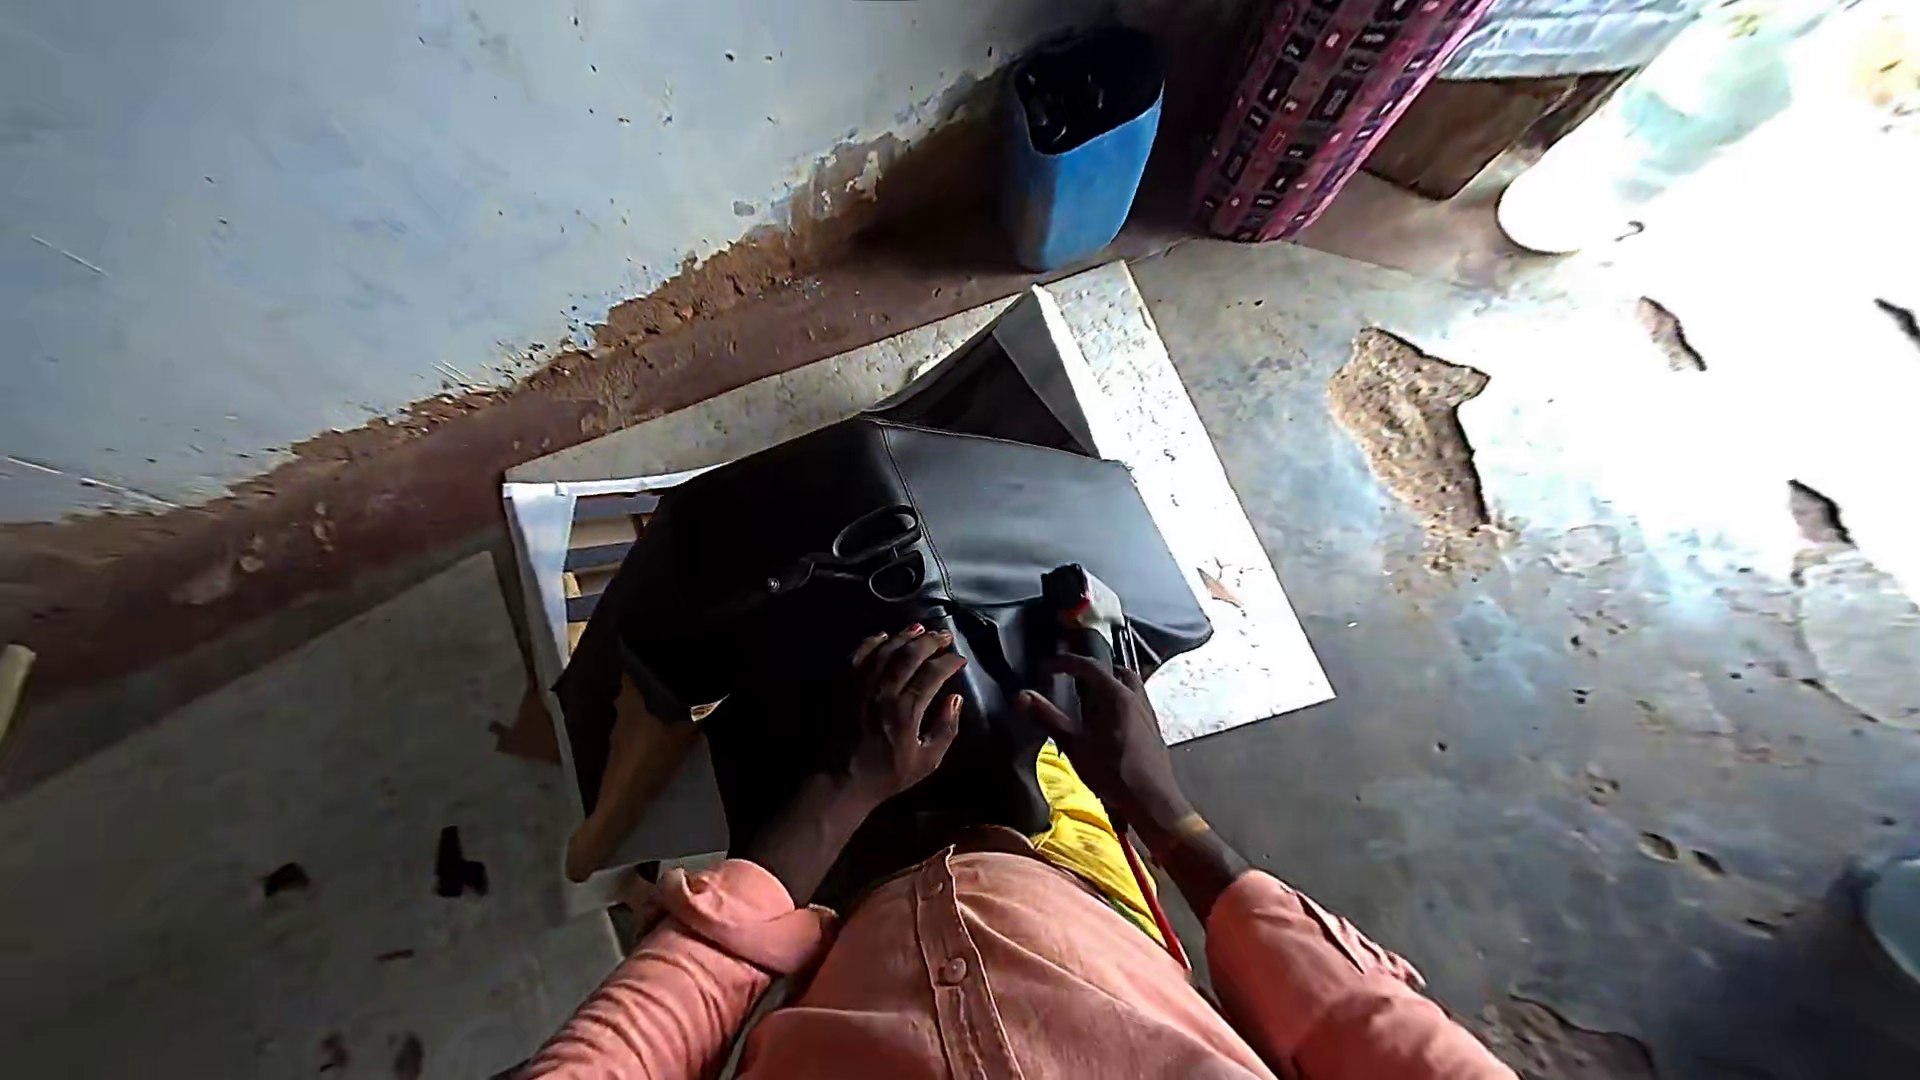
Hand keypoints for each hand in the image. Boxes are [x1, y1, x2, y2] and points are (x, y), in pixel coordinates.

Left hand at [741, 624, 963, 904]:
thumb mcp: (927, 761)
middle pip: (910, 654)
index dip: (949, 661)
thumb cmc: (887, 773)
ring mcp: (860, 685)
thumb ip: (946, 729)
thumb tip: (956, 698)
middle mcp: (883, 691)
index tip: (959, 658)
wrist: (841, 780)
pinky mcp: (844, 685)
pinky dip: (871, 642)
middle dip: (930, 641)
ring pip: (885, 650)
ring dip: (904, 636)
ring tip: (919, 629)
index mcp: (906, 710)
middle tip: (944, 636)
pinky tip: (884, 636)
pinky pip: (858, 655)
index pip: (933, 674)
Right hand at [1018, 655, 1190, 834]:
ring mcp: (1148, 714)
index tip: (1047, 666)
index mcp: (1117, 695)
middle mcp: (1136, 698)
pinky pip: (1135, 704)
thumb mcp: (1075, 745)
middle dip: (1093, 670)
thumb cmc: (1113, 773)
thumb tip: (1021, 695)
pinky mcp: (1154, 731)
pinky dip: (1119, 703)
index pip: (1089, 666)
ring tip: (1090, 699)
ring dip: (1110, 686)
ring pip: (1129, 687)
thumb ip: (1048, 717)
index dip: (1065, 662)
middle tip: (1073, 678)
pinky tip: (1108, 723)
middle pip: (1115, 671)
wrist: (1153, 805)